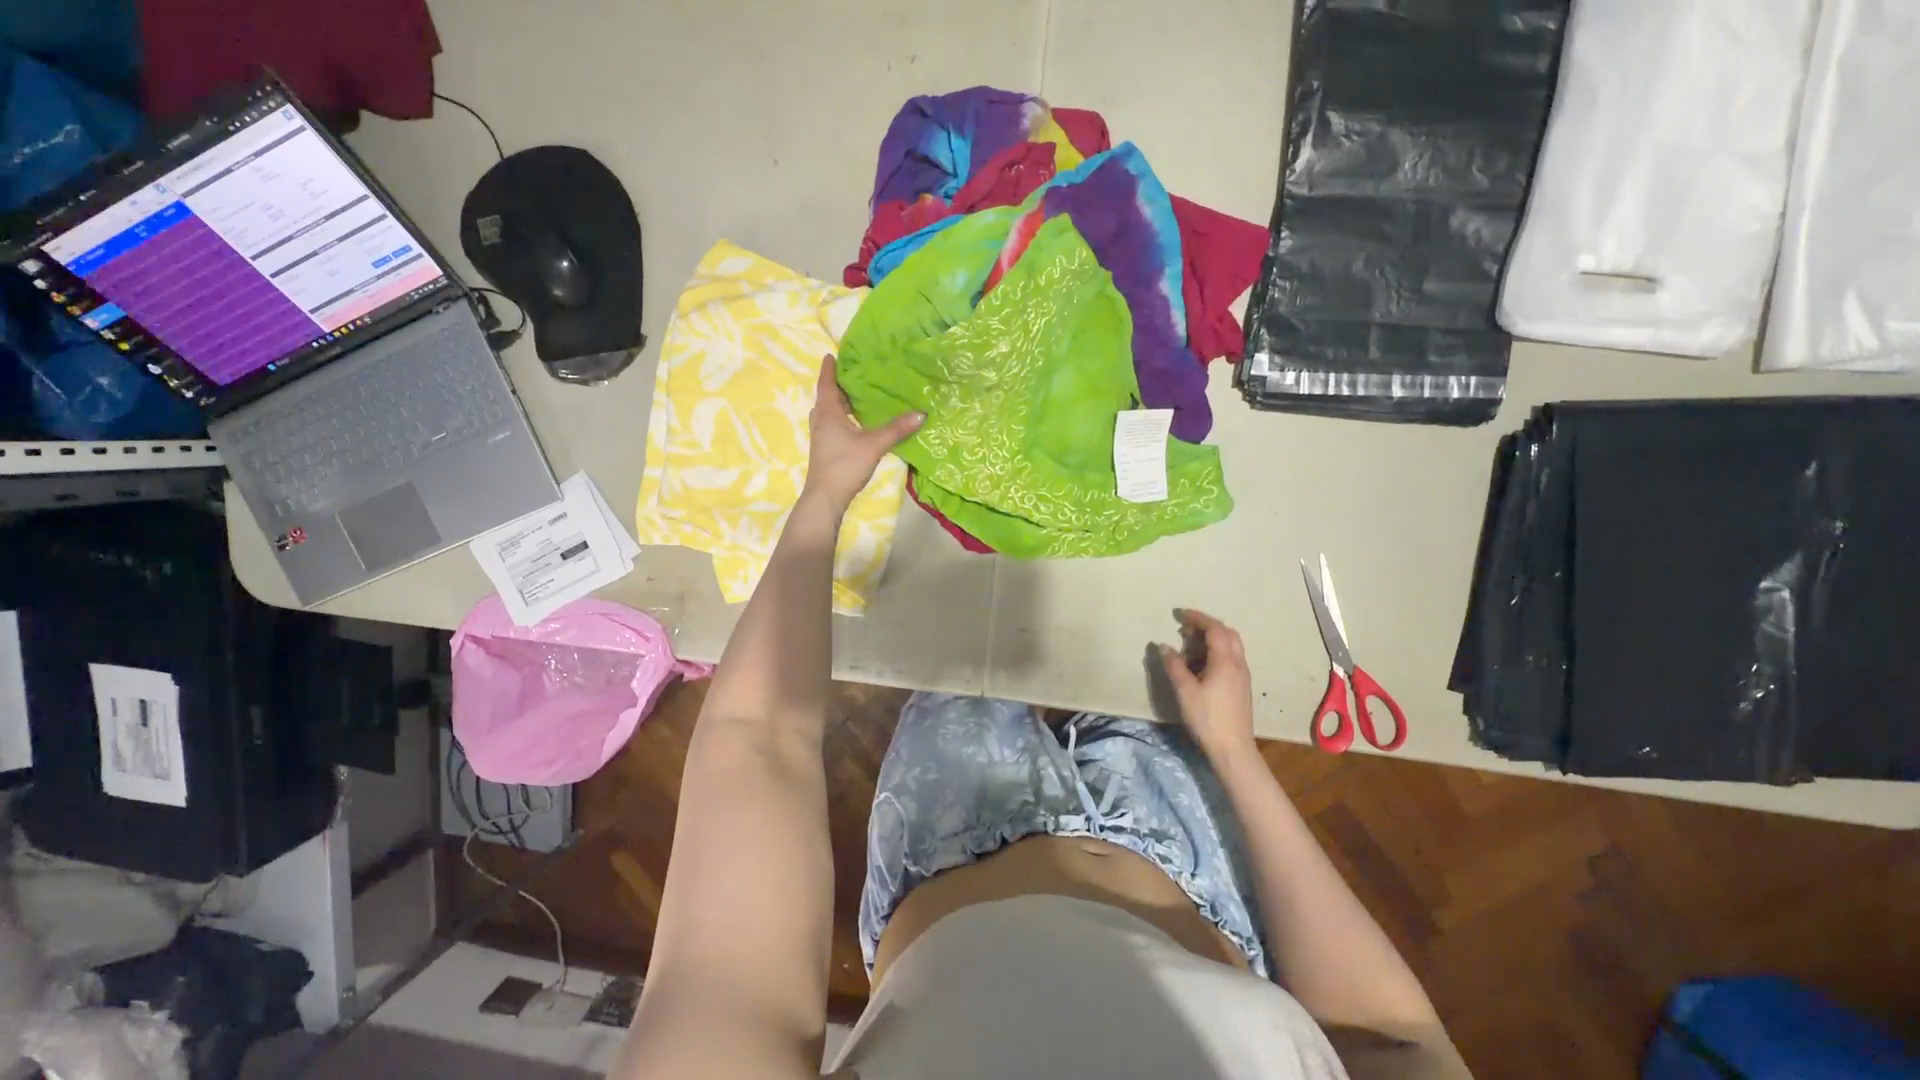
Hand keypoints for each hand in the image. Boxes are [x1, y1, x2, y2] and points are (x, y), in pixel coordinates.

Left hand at [802, 355, 922, 513]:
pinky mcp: (826, 448)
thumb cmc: (844, 465)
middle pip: (828, 396)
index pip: (827, 383)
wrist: (825, 498)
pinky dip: (844, 416)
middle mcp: (821, 420)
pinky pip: (834, 423)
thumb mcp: (874, 445)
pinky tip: (858, 420)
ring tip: (859, 393)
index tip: (832, 354)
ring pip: (830, 411)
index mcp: (828, 412)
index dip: (830, 368)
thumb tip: (922, 413)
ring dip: (841, 401)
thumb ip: (896, 429)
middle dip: (839, 384)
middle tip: (856, 372)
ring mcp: (822, 435)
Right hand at [1159, 609, 1257, 762]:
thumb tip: (1164, 646)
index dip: (1198, 618)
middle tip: (1186, 630)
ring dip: (1212, 640)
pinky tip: (1201, 667)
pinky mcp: (1241, 687)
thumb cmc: (1207, 718)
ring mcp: (1243, 676)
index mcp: (1226, 661)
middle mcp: (1238, 664)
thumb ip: (1174, 666)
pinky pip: (1231, 659)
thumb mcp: (1185, 691)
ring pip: (1231, 647)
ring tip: (1190, 648)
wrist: (1233, 749)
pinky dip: (1216, 653)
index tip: (1180, 615)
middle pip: (1228, 633)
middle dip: (1207, 626)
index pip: (1215, 629)